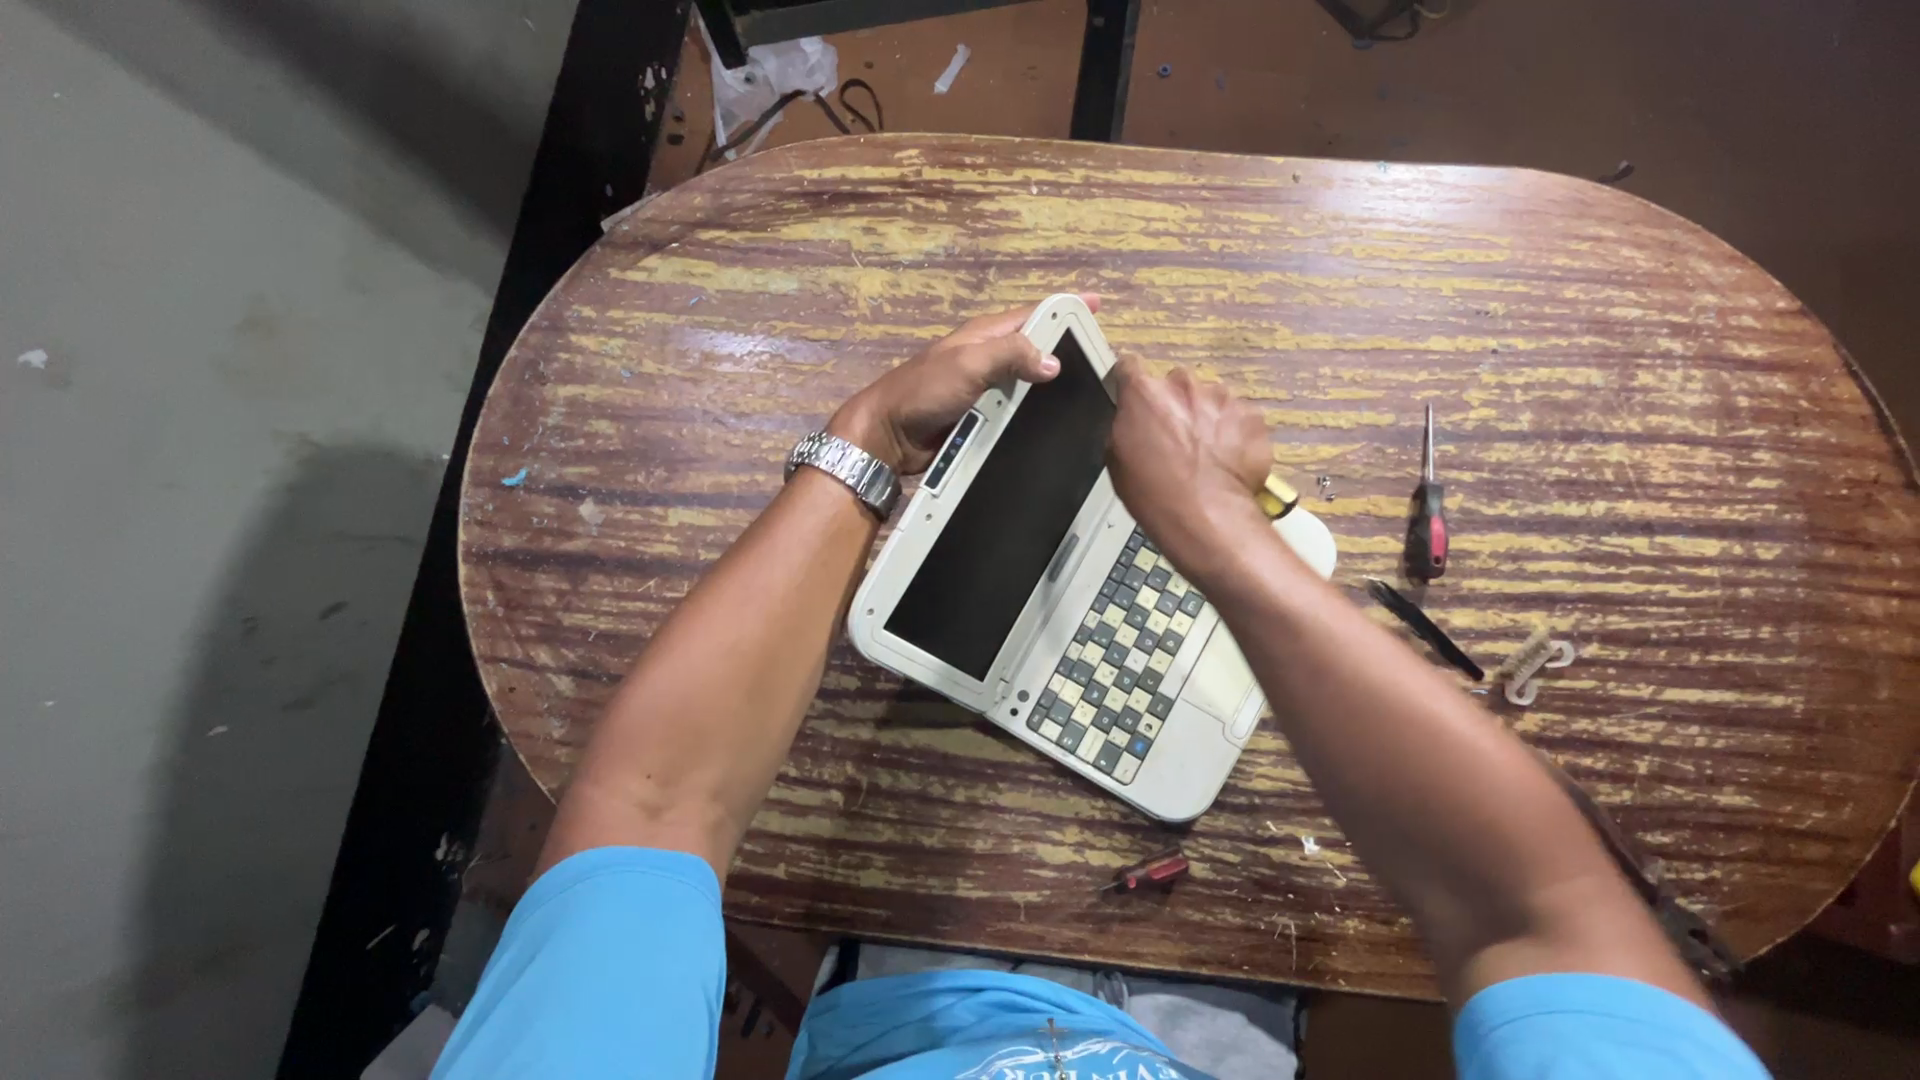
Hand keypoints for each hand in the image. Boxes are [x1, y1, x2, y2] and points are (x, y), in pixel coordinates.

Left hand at [829, 295, 1101, 473]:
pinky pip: (1017, 415)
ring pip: (1029, 386)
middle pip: (1036, 350)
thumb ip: (1010, 355)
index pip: (1033, 314)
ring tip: (1091, 399)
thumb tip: (1055, 362)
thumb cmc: (924, 391)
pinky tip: (1057, 427)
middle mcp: (989, 359)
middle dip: (1068, 351)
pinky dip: (1035, 417)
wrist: (890, 435)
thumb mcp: (969, 363)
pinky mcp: (982, 419)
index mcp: (986, 336)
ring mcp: (986, 391)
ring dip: (1054, 391)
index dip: (1065, 307)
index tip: (1097, 305)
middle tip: (1103, 363)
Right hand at [1107, 360, 1272, 582]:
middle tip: (1175, 436)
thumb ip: (1125, 424)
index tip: (1134, 395)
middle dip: (1175, 403)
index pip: (1129, 366)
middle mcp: (1183, 385)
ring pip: (1210, 399)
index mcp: (1143, 393)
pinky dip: (1233, 432)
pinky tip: (1226, 459)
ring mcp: (1222, 398)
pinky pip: (1239, 417)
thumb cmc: (1153, 493)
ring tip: (1205, 452)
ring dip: (1206, 417)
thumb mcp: (1116, 458)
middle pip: (1175, 383)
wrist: (1205, 515)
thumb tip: (1133, 419)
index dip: (1131, 381)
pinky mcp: (1252, 416)